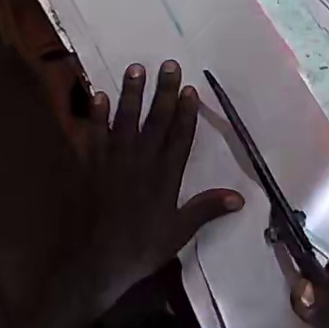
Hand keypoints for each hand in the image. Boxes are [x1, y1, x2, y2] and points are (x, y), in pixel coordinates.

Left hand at [54, 61, 242, 326]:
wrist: (93, 263)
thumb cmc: (139, 249)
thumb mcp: (178, 234)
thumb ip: (205, 210)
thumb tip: (239, 197)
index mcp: (164, 179)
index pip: (179, 139)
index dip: (185, 113)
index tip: (190, 89)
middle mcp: (140, 163)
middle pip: (154, 122)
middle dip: (162, 92)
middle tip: (168, 64)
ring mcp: (112, 163)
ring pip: (124, 121)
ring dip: (130, 94)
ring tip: (135, 68)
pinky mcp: (89, 167)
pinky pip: (93, 135)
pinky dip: (95, 116)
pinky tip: (98, 96)